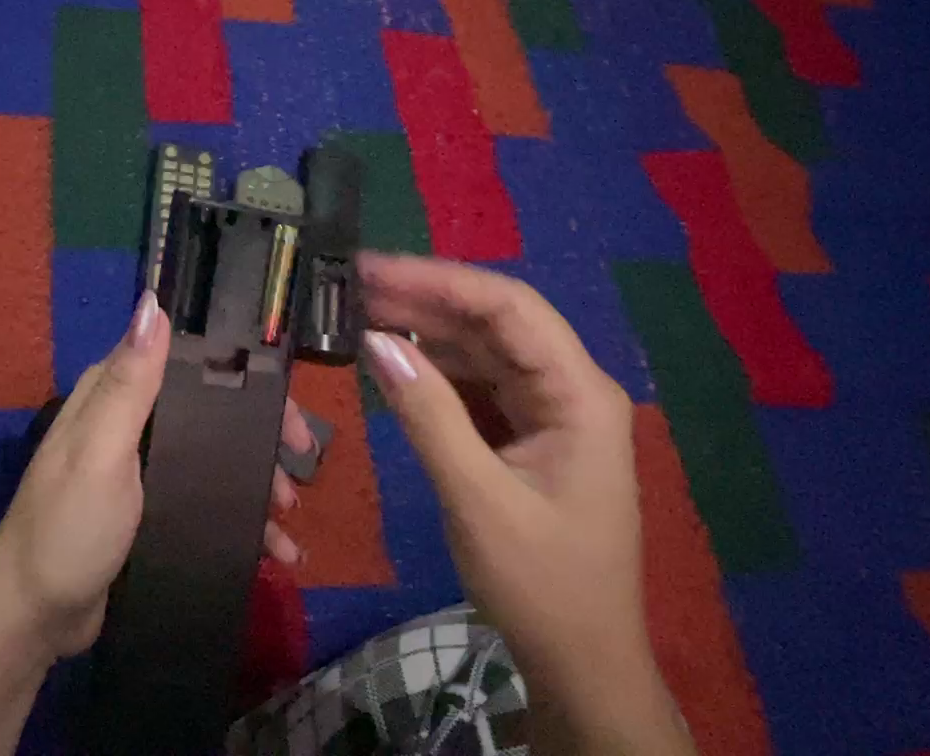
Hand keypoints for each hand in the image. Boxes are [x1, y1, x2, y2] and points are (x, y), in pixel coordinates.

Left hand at [0, 292, 316, 654]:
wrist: (38, 615)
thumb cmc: (69, 526)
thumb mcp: (101, 451)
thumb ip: (130, 383)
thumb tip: (154, 302)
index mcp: (113, 394)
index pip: (186, 362)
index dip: (242, 374)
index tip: (288, 405)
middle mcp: (128, 422)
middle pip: (210, 411)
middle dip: (258, 435)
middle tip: (300, 465)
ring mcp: (139, 468)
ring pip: (212, 457)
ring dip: (253, 480)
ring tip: (286, 516)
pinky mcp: (149, 509)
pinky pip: (205, 500)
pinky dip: (237, 518)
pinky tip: (271, 550)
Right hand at [355, 253, 692, 753]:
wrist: (580, 660)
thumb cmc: (540, 582)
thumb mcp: (477, 497)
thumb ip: (427, 413)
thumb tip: (376, 340)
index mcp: (579, 395)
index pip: (509, 309)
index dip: (438, 280)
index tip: (372, 270)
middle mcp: (567, 388)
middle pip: (491, 322)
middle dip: (422, 299)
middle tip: (349, 286)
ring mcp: (545, 409)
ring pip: (478, 349)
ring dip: (421, 330)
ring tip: (356, 314)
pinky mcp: (523, 431)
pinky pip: (472, 383)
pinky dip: (429, 369)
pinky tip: (388, 359)